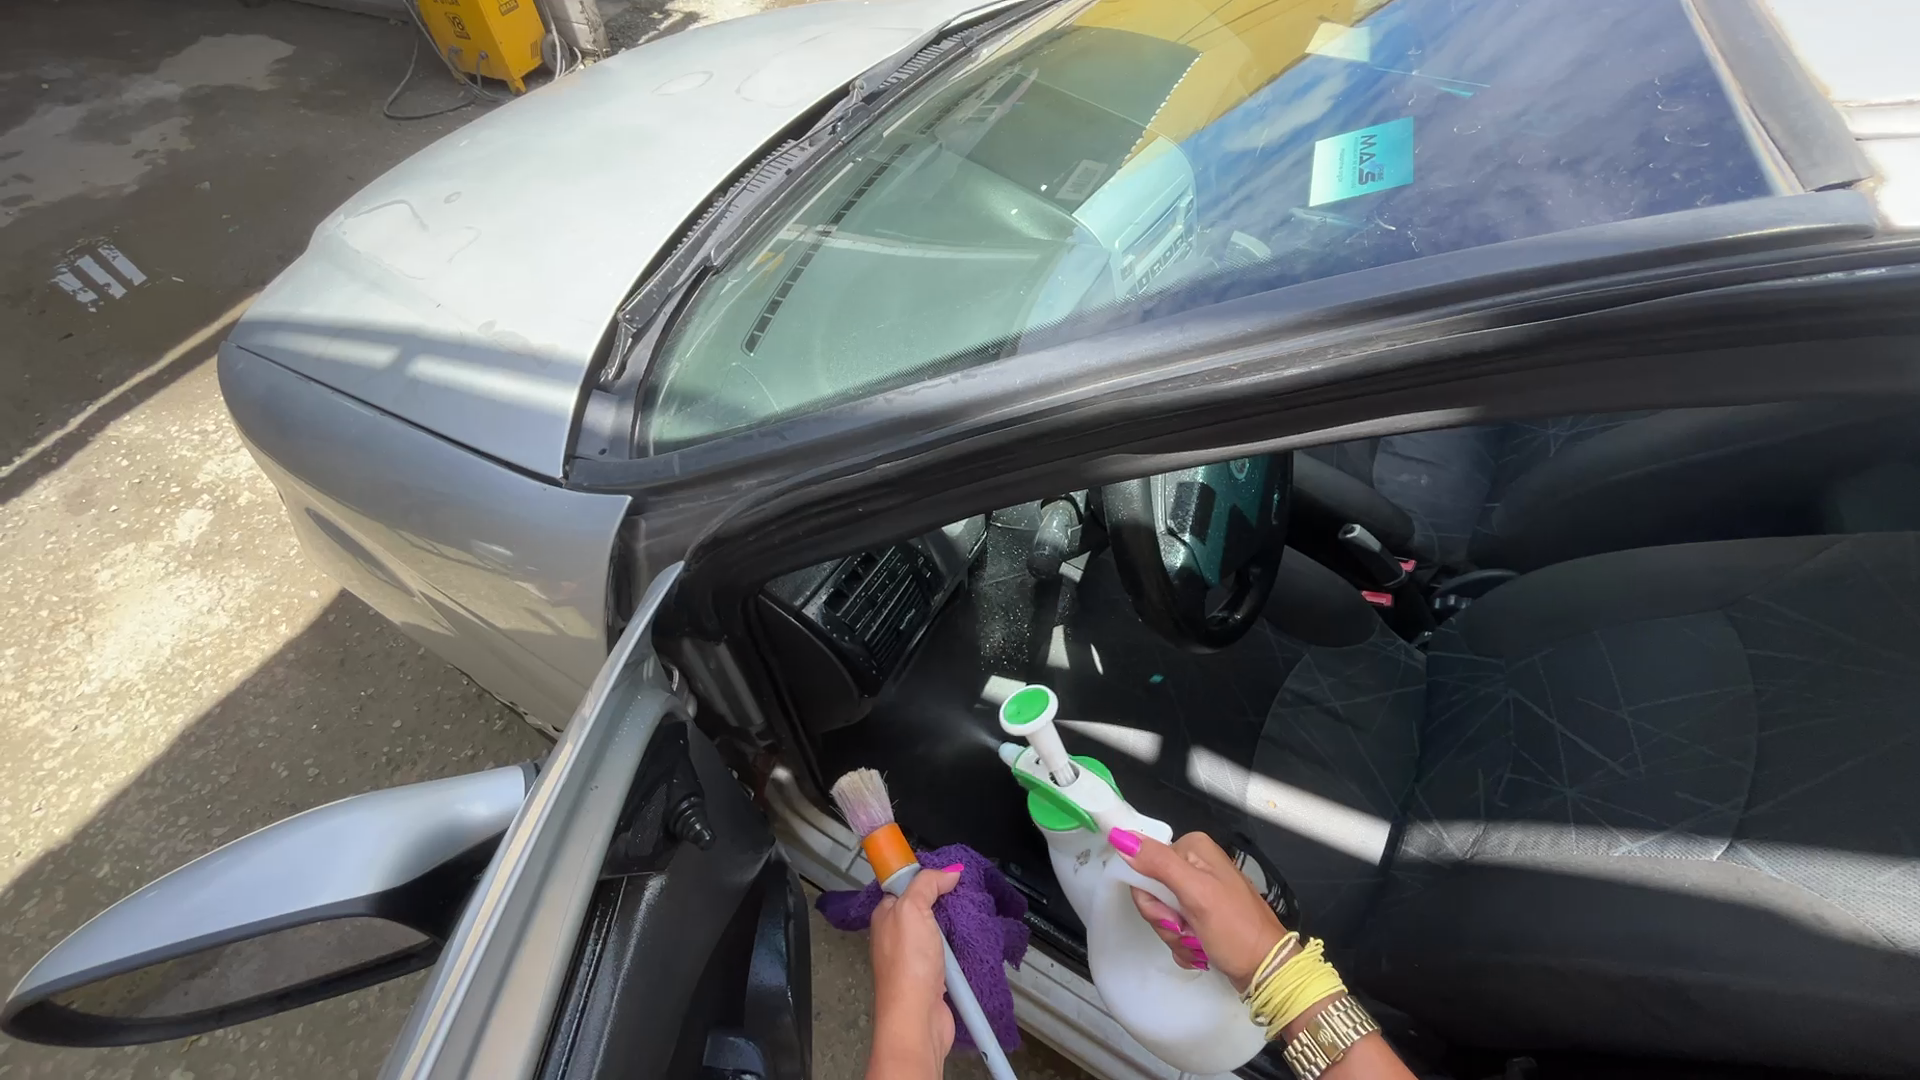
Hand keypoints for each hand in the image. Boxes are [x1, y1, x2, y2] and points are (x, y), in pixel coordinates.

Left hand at [865, 864, 962, 1079]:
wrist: (918, 1020)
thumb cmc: (908, 965)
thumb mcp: (912, 908)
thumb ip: (928, 884)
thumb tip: (949, 872)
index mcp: (886, 915)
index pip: (905, 884)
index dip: (924, 876)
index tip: (947, 873)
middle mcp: (897, 935)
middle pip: (925, 906)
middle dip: (944, 901)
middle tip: (964, 894)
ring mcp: (914, 957)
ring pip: (938, 930)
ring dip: (954, 927)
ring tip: (971, 917)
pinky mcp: (932, 976)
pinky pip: (948, 954)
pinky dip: (960, 950)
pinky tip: (970, 944)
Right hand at [1111, 829, 1283, 992]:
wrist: (1268, 971)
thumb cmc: (1236, 929)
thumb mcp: (1195, 893)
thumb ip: (1158, 863)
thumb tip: (1120, 836)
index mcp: (1192, 847)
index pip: (1144, 864)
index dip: (1152, 896)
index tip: (1172, 914)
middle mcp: (1194, 863)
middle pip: (1152, 890)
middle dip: (1166, 920)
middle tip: (1187, 930)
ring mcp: (1197, 889)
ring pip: (1161, 912)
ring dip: (1175, 935)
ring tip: (1198, 943)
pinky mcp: (1200, 912)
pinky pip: (1173, 925)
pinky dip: (1183, 942)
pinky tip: (1200, 949)